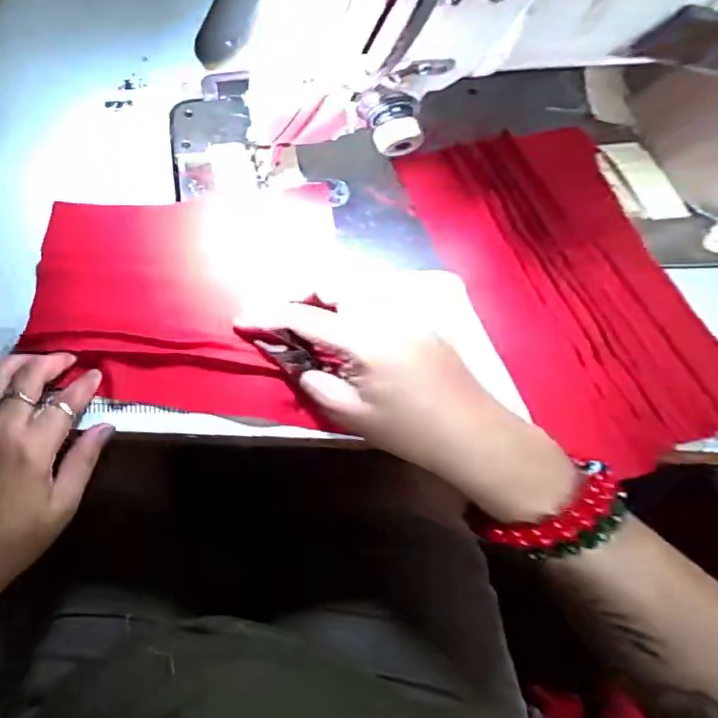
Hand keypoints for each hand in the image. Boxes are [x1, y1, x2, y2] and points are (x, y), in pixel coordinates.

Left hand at [0, 353, 113, 629]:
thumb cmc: (20, 537)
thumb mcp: (62, 505)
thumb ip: (83, 461)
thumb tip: (105, 427)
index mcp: (33, 446)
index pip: (65, 402)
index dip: (84, 385)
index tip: (97, 374)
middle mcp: (4, 426)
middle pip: (28, 375)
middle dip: (53, 362)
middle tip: (71, 361)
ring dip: (20, 361)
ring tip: (39, 363)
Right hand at [236, 270, 577, 522]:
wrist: (475, 435)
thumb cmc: (409, 431)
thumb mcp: (350, 414)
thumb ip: (314, 381)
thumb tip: (298, 360)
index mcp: (364, 337)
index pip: (303, 316)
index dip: (267, 315)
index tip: (242, 319)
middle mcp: (384, 311)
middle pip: (331, 282)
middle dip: (298, 294)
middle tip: (281, 319)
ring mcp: (406, 310)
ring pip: (354, 284)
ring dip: (324, 296)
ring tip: (310, 322)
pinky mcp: (420, 317)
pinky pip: (375, 295)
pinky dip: (349, 302)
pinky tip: (346, 328)